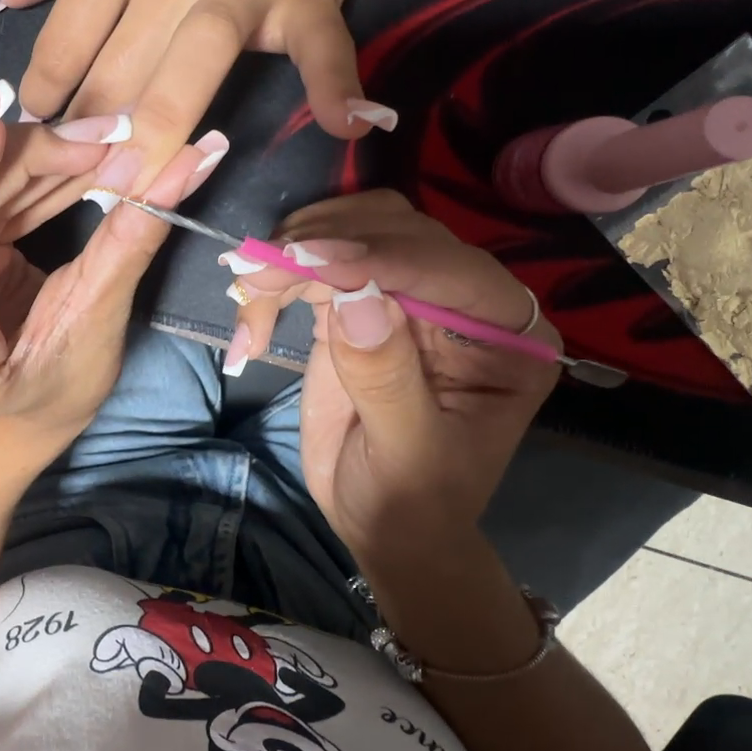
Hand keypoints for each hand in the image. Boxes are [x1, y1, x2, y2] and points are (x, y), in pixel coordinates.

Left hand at [0, 82, 225, 442]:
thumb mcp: (97, 325)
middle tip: (100, 133)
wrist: (24, 416)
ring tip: (101, 139)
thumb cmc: (59, 392)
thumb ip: (129, 243)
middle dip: (23, 161)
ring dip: (34, 163)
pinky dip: (29, 179)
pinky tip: (75, 155)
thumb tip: (190, 161)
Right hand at [221, 192, 560, 554]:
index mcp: (505, 334)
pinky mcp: (352, 303)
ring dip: (291, 251)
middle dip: (325, 242)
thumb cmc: (412, 500)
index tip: (309, 259)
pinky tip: (250, 312)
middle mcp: (460, 300)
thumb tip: (356, 299)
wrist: (382, 520)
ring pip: (348, 233)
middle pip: (396, 230)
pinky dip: (275, 276)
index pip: (449, 269)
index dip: (380, 255)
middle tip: (259, 271)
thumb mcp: (407, 454)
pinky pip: (312, 264)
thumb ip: (387, 378)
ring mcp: (403, 295)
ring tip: (246, 289)